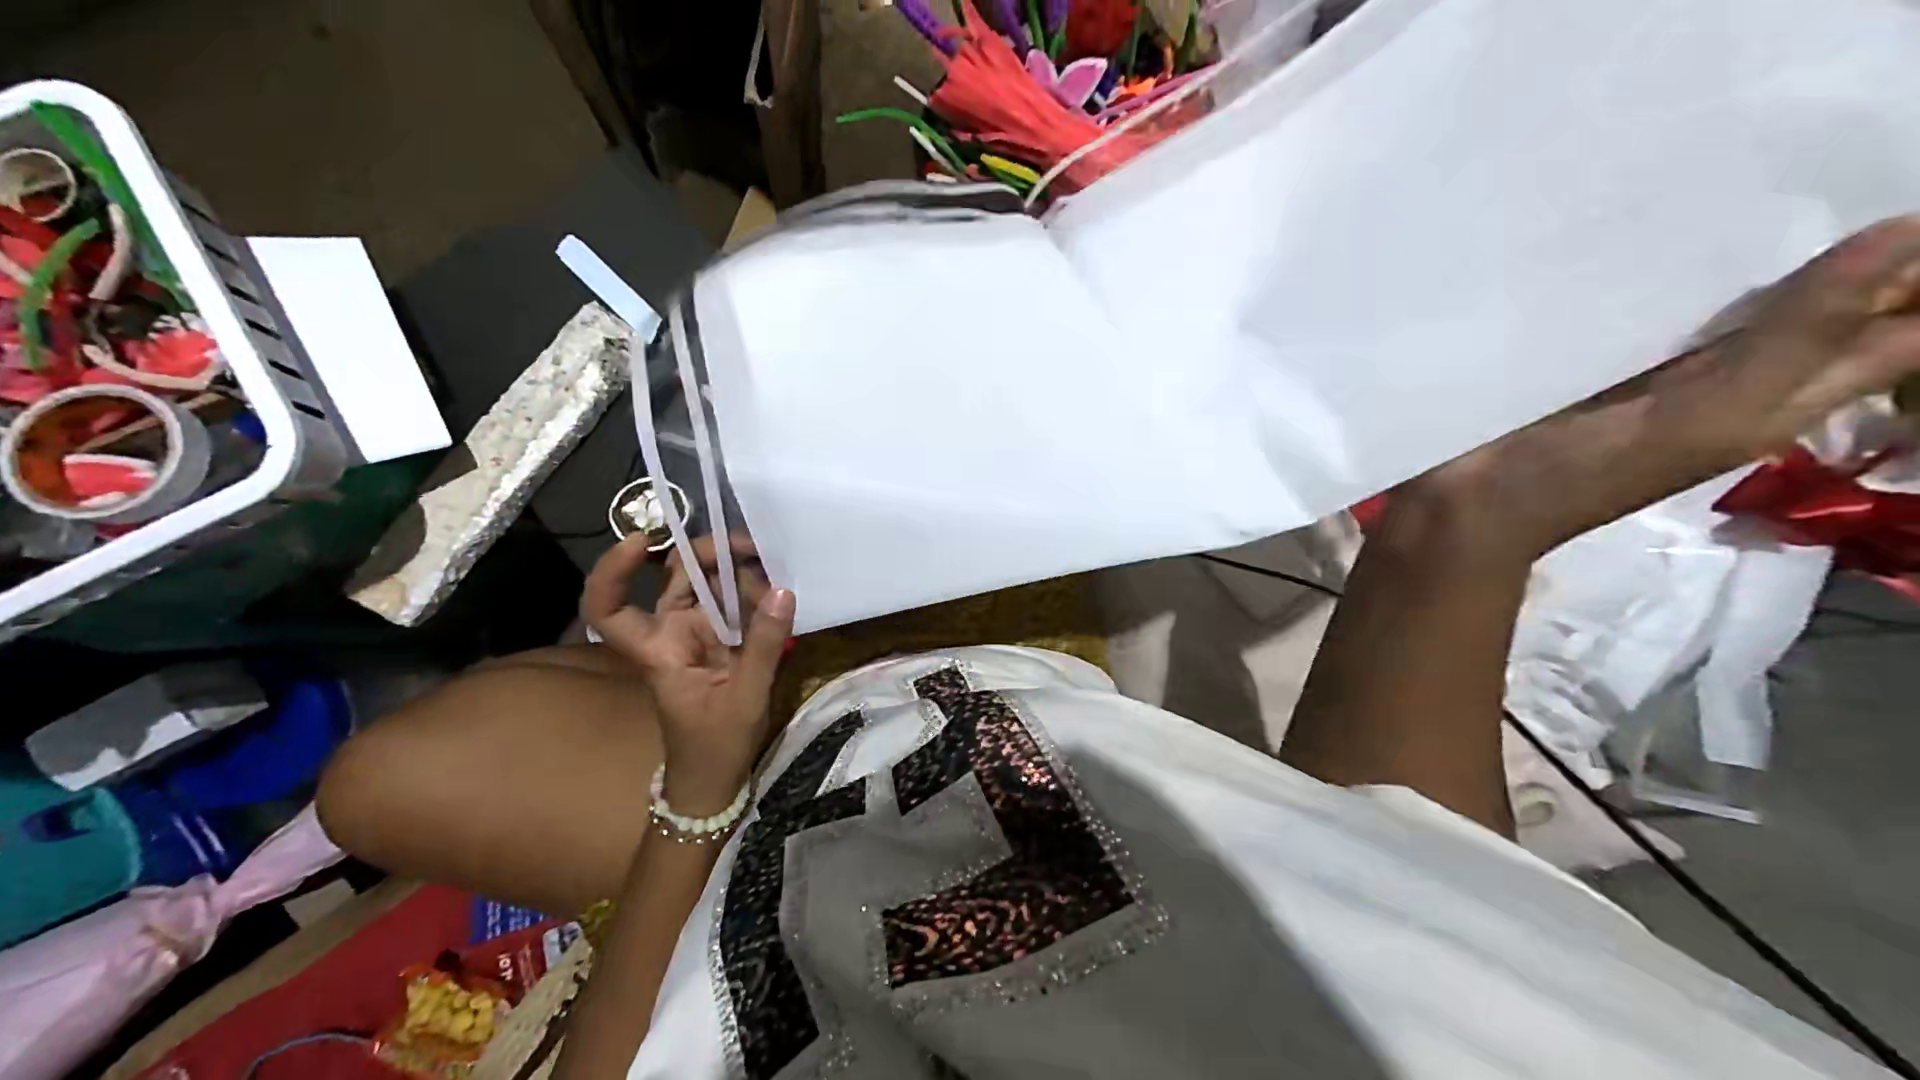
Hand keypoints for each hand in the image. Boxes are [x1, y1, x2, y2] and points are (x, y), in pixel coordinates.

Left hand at [581, 533, 795, 814]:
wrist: (715, 779)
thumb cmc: (714, 747)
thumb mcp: (745, 698)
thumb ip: (764, 646)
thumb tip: (783, 591)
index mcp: (658, 650)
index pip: (609, 608)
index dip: (613, 571)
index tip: (644, 540)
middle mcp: (671, 633)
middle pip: (674, 577)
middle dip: (709, 554)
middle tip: (753, 546)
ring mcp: (697, 633)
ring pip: (707, 584)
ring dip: (738, 570)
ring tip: (775, 565)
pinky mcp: (721, 639)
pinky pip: (733, 602)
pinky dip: (753, 589)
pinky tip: (777, 585)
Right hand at [1405, 215, 1919, 561]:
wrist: (1466, 505)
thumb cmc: (1579, 475)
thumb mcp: (1703, 418)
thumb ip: (1791, 340)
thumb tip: (1902, 233)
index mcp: (1778, 394)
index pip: (1898, 325)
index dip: (1915, 270)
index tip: (1898, 200)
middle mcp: (1730, 372)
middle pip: (1823, 301)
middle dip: (1848, 244)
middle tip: (1825, 175)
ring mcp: (1657, 362)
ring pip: (1737, 292)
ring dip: (1755, 243)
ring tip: (1761, 176)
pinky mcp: (1595, 355)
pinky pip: (1654, 300)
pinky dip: (1669, 263)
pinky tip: (1660, 222)